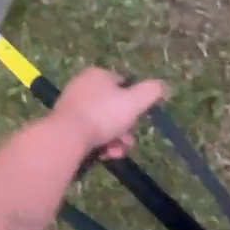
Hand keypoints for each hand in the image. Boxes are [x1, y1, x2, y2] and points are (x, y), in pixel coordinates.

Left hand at [49, 67, 166, 155]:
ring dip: (115, 139)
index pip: (123, 84)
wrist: (67, 135)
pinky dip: (100, 143)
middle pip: (114, 107)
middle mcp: (82, 86)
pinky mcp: (65, 123)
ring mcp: (72, 105)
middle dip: (125, 127)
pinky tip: (104, 154)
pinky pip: (89, 132)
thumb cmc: (103, 115)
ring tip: (115, 151)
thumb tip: (164, 86)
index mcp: (97, 74)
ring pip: (103, 123)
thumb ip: (151, 91)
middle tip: (127, 140)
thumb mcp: (134, 101)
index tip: (138, 117)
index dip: (134, 102)